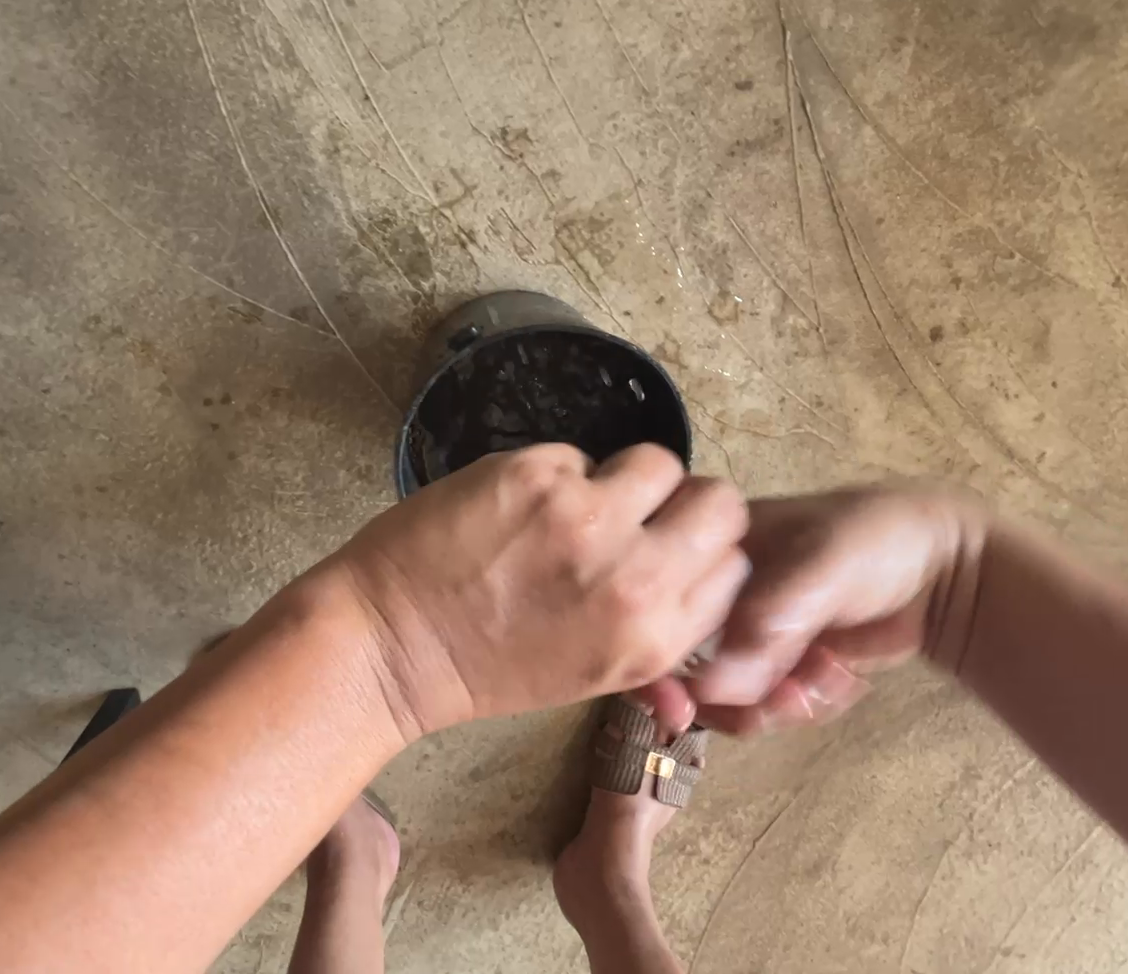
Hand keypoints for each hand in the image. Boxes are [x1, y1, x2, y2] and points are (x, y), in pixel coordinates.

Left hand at [320, 443, 750, 737]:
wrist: (393, 644)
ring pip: (657, 460)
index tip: (668, 542)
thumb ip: (655, 628)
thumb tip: (697, 580)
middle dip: (685, 501)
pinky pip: (578, 454)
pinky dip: (555, 473)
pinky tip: (518, 504)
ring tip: (575, 501)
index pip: (734, 565)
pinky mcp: (535, 476)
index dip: (701, 548)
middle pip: (720, 502)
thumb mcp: (592, 673)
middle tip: (637, 509)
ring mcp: (586, 518)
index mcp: (654, 639)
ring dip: (623, 476)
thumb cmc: (486, 666)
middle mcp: (635, 578)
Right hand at [672, 485, 987, 734]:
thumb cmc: (872, 539)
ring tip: (826, 682)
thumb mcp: (819, 567)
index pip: (653, 607)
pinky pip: (772, 705)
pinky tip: (843, 675)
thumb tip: (710, 691)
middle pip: (684, 665)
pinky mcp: (778, 664)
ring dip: (777, 703)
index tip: (674, 707)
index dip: (654, 661)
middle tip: (783, 702)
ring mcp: (744, 632)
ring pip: (729, 695)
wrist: (945, 567)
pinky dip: (808, 703)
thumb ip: (766, 625)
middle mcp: (710, 594)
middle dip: (731, 697)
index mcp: (702, 550)